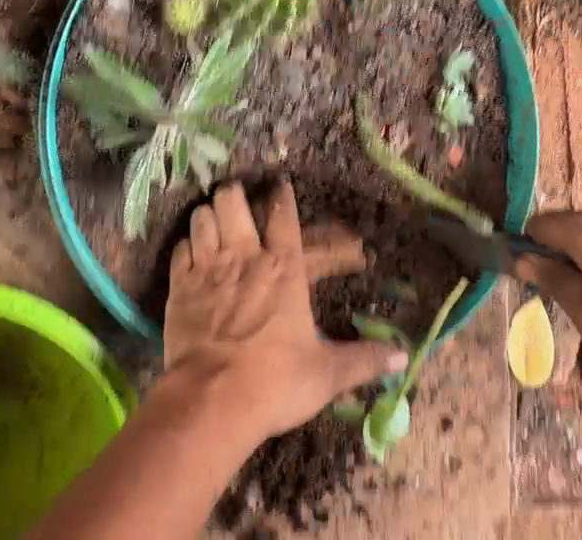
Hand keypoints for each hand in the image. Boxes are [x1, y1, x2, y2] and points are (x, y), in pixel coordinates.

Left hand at [164, 182, 405, 443]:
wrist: (213, 399)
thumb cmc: (276, 381)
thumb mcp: (328, 374)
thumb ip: (364, 360)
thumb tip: (402, 358)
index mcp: (284, 269)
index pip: (283, 215)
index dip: (281, 195)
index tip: (279, 183)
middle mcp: (244, 257)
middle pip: (233, 202)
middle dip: (234, 193)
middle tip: (237, 197)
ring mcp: (207, 268)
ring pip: (203, 218)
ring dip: (208, 214)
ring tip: (212, 217)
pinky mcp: (180, 286)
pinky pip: (181, 248)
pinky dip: (186, 245)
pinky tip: (190, 251)